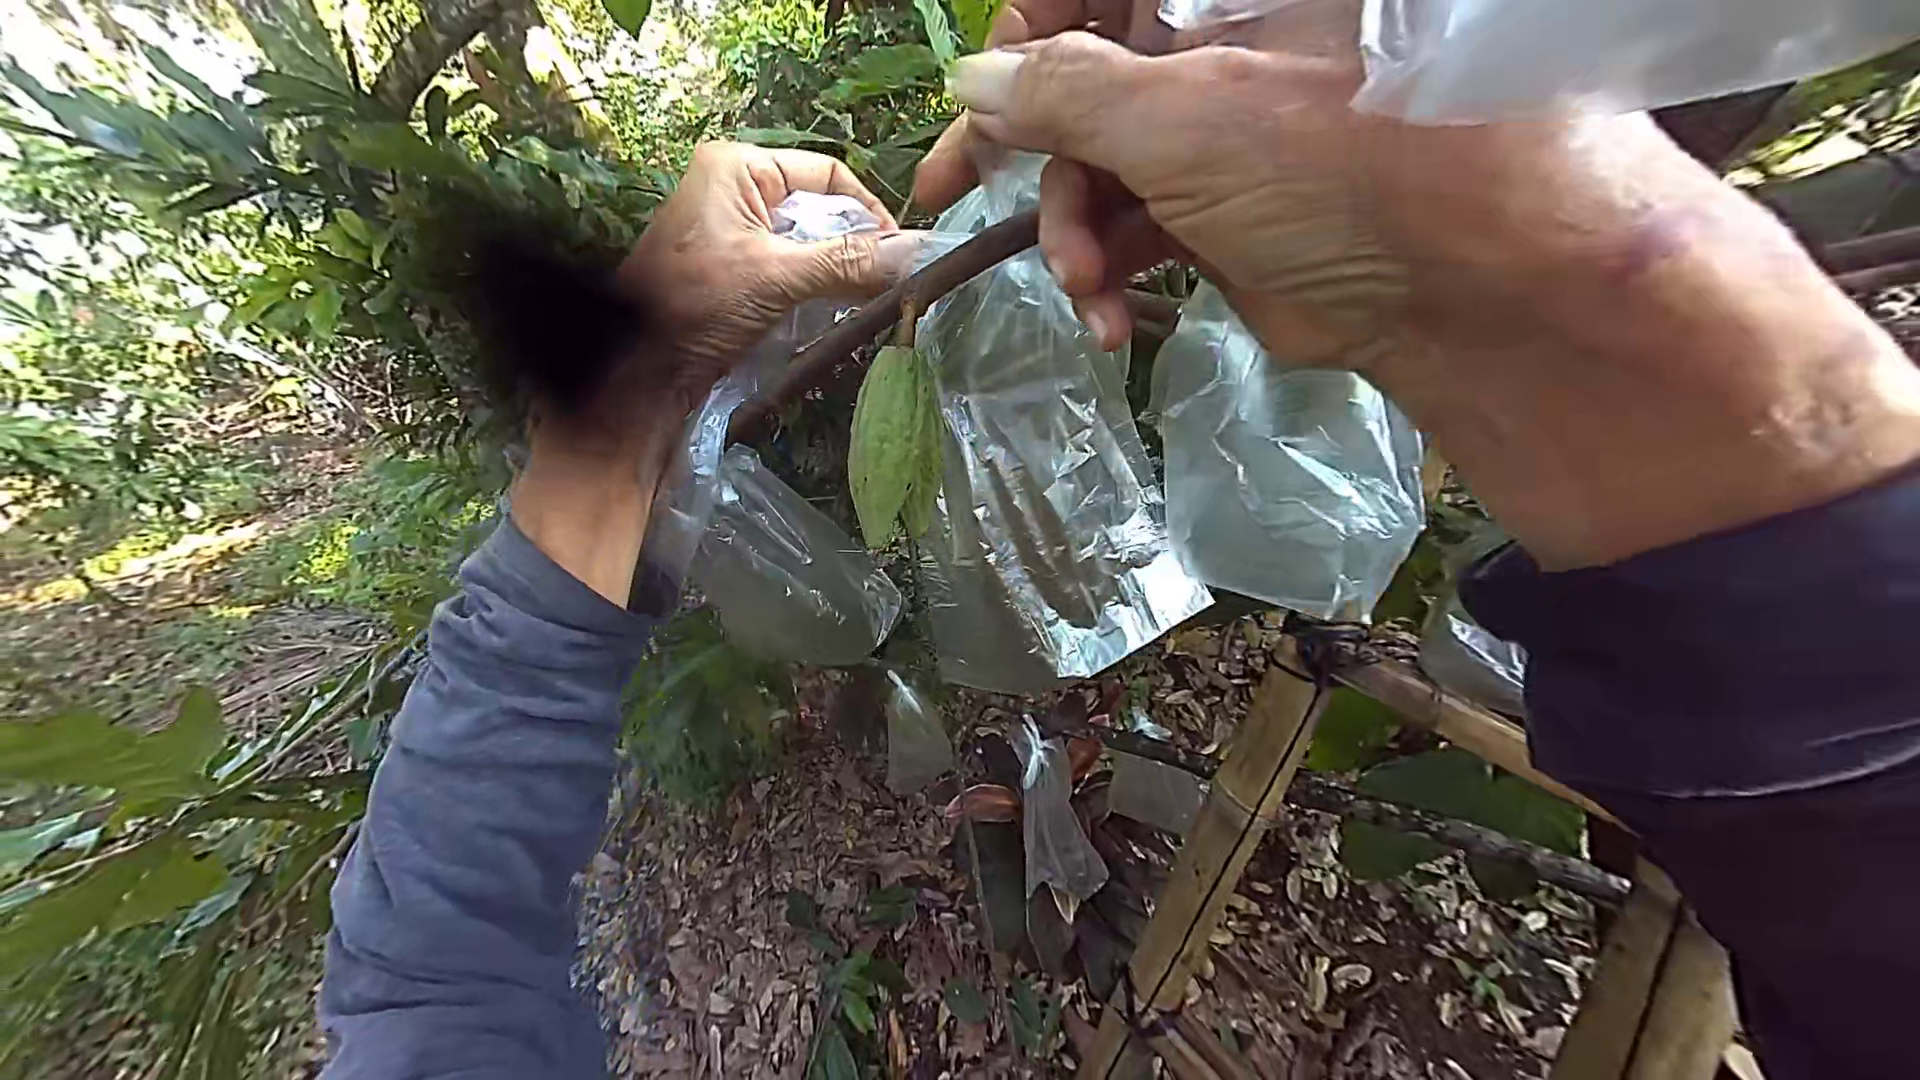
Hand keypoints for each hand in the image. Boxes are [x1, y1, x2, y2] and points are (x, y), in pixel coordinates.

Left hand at [517, 141, 918, 604]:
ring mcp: (740, 237)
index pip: (828, 175)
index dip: (870, 212)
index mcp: (739, 169)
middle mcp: (740, 194)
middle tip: (888, 286)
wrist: (644, 370)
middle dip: (857, 249)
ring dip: (842, 276)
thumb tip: (918, 256)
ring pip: (813, 247)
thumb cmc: (698, 306)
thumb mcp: (776, 277)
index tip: (898, 256)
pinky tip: (838, 315)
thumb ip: (847, 263)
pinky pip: (797, 274)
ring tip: (869, 304)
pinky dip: (821, 294)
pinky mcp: (743, 276)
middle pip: (823, 212)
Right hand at [922, 1, 1919, 568]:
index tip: (967, 109)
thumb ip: (1067, 93)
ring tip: (1088, 292)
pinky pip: (1124, 235)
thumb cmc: (1330, 168)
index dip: (1013, 47)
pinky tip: (1108, 321)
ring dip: (1072, 243)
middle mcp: (1203, 50)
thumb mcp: (1181, 121)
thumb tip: (973, 78)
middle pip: (1072, 93)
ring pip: (1090, 178)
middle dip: (1026, 165)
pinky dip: (1107, 279)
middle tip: (952, 206)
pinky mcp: (1204, 212)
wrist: (1442, 284)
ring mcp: (1202, 137)